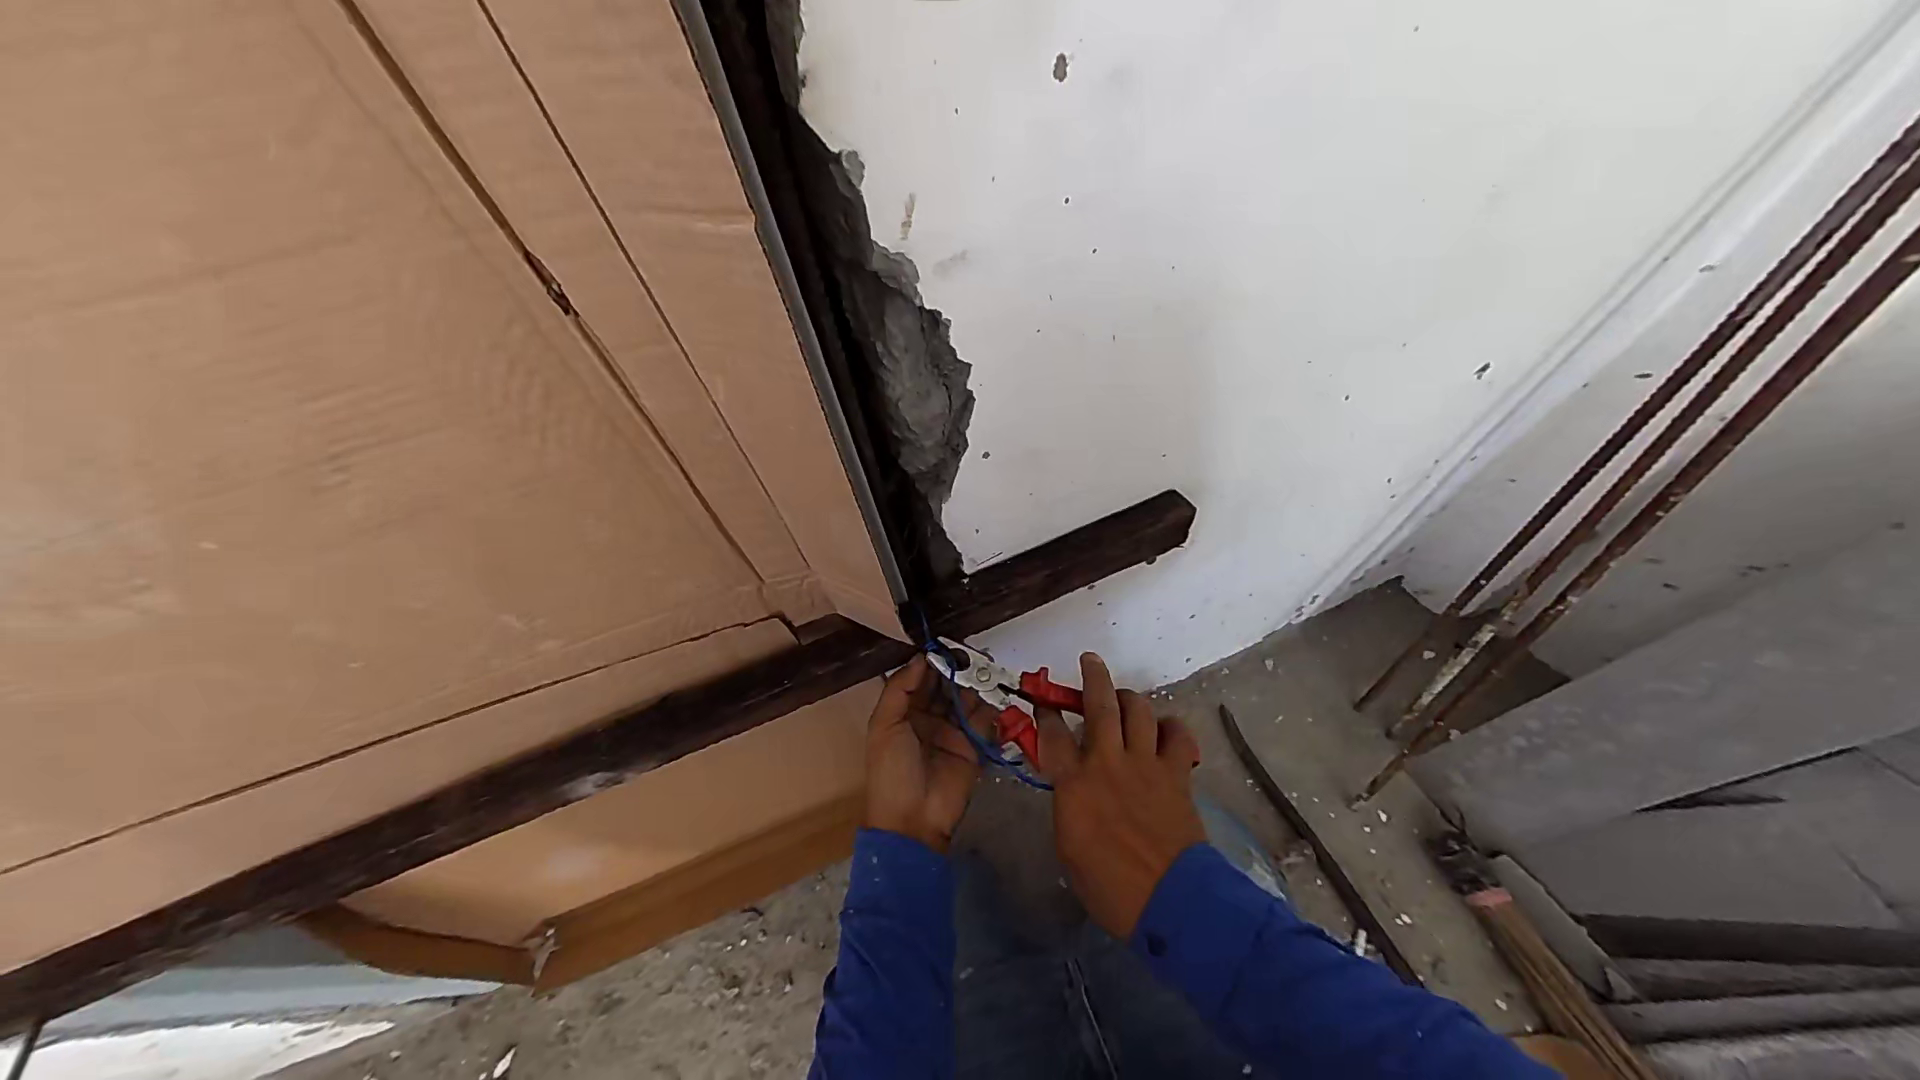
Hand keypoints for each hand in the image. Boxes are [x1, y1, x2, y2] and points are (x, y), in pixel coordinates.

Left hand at [864, 654, 994, 853]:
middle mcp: (929, 717)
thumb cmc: (891, 772)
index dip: (933, 662)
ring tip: (987, 673)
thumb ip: (900, 689)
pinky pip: (985, 722)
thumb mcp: (884, 726)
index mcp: (904, 711)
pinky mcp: (974, 747)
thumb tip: (920, 657)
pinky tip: (995, 696)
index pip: (921, 678)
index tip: (948, 645)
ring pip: (967, 700)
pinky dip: (991, 709)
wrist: (913, 821)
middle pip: (947, 686)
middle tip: (973, 656)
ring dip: (976, 686)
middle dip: (959, 670)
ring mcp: (953, 732)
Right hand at [1035, 652, 1204, 937]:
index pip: (1052, 735)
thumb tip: (1071, 787)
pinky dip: (1170, 727)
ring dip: (1129, 697)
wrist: (1171, 901)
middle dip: (1092, 676)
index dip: (1046, 714)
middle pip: (1099, 705)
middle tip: (1089, 660)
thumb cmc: (1109, 886)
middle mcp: (1108, 762)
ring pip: (1138, 710)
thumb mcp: (1069, 846)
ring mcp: (1146, 764)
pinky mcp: (1176, 774)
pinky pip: (1176, 735)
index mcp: (1074, 784)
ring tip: (1123, 698)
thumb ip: (1067, 805)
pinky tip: (1164, 730)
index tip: (1044, 704)